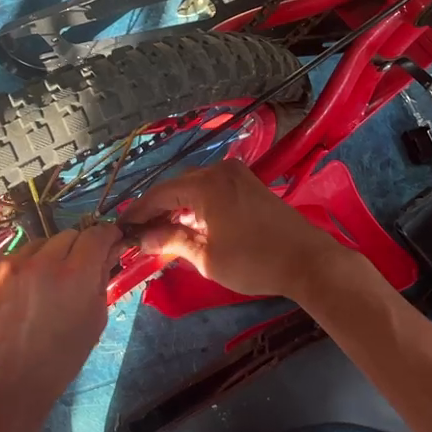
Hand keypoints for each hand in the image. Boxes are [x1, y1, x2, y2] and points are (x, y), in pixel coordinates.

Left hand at [0, 222, 123, 408]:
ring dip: (49, 256)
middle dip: (77, 249)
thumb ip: (101, 280)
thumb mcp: (94, 321)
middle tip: (75, 272)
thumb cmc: (59, 360)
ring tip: (44, 285)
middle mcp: (44, 260)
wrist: (6, 384)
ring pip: (42, 243)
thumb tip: (106, 253)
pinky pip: (18, 255)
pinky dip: (25, 267)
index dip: (106, 235)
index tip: (109, 241)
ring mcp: (14, 261)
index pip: (97, 234)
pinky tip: (22, 292)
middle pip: (70, 234)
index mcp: (76, 275)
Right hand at [120, 161, 345, 299]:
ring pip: (195, 186)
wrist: (308, 260)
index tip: (123, 227)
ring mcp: (237, 174)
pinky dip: (198, 204)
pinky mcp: (249, 184)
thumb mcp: (207, 257)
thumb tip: (144, 238)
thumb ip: (173, 242)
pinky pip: (213, 188)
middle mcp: (219, 170)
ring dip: (178, 206)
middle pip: (178, 186)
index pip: (161, 192)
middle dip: (158, 208)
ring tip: (161, 230)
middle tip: (140, 231)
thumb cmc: (254, 261)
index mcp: (206, 184)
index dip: (140, 211)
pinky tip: (190, 223)